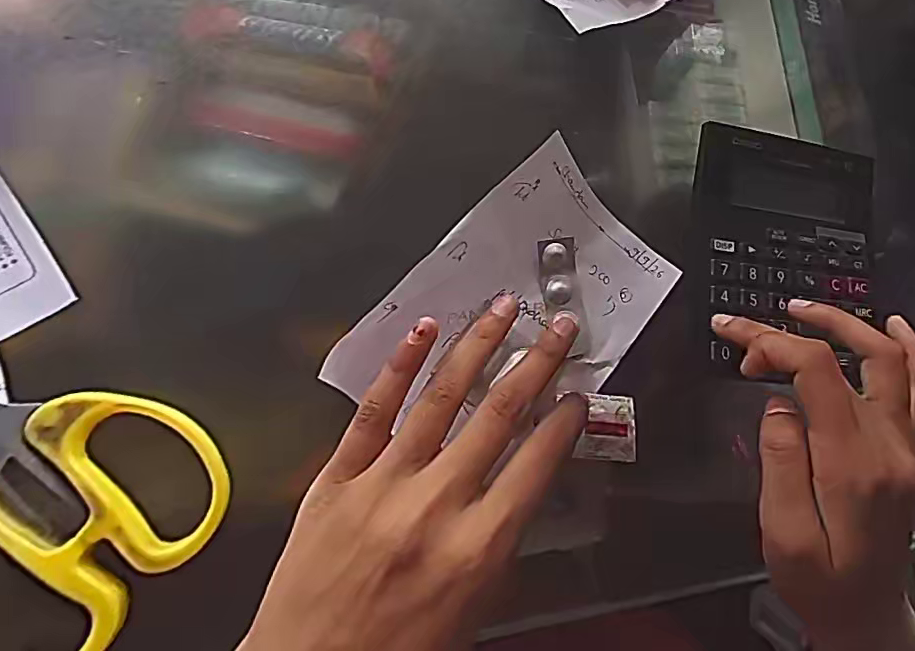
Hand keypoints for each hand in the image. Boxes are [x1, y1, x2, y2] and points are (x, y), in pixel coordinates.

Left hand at [239, 295, 588, 650]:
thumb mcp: (475, 607)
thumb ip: (505, 536)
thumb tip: (530, 476)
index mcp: (476, 547)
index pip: (538, 461)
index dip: (566, 420)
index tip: (577, 395)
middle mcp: (434, 507)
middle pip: (500, 413)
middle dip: (539, 362)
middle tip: (559, 328)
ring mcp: (383, 487)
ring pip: (442, 396)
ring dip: (479, 344)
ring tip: (502, 308)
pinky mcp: (337, 480)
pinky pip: (373, 411)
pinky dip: (400, 365)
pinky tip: (423, 330)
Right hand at [712, 303, 914, 650]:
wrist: (866, 618)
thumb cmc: (821, 584)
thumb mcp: (783, 537)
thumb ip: (780, 462)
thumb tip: (780, 403)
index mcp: (852, 464)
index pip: (817, 370)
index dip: (775, 342)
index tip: (740, 343)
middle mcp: (887, 446)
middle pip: (854, 355)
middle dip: (801, 328)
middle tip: (759, 327)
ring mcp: (905, 445)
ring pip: (892, 361)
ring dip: (850, 324)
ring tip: (809, 309)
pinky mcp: (910, 449)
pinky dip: (913, 350)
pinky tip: (895, 326)